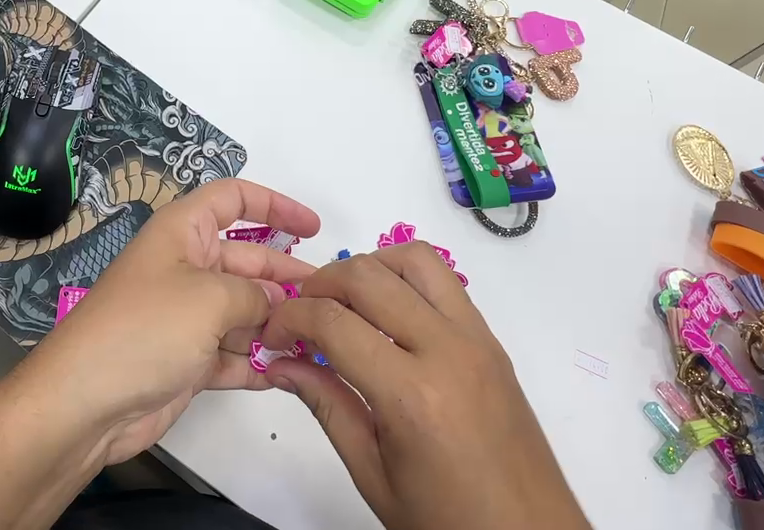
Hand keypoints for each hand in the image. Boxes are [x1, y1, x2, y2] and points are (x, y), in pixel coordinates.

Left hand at [18, 178, 319, 463]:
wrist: (87, 401)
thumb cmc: (147, 328)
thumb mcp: (211, 298)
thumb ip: (256, 294)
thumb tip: (277, 304)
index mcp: (184, 232)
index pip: (234, 200)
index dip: (275, 205)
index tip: (315, 227)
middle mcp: (187, 266)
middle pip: (248, 259)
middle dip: (286, 276)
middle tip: (328, 300)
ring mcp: (186, 315)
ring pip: (244, 309)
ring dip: (277, 323)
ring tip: (317, 340)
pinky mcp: (187, 358)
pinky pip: (233, 352)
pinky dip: (257, 361)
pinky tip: (288, 372)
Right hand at [261, 244, 590, 529]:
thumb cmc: (447, 521)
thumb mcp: (373, 475)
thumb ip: (326, 406)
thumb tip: (280, 362)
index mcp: (412, 395)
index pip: (333, 322)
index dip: (290, 319)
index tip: (272, 335)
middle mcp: (446, 350)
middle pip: (367, 276)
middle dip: (319, 285)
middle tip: (300, 316)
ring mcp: (475, 338)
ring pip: (411, 260)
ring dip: (367, 268)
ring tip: (344, 303)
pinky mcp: (491, 339)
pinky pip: (443, 281)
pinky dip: (404, 277)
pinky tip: (385, 313)